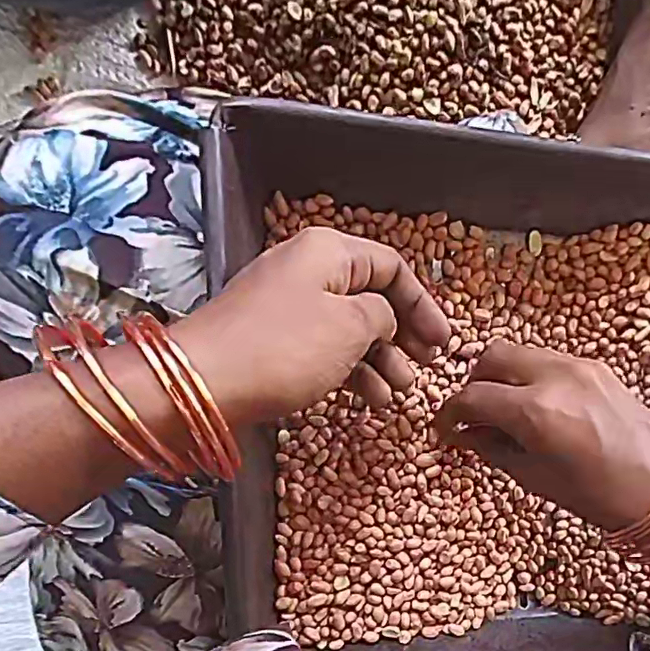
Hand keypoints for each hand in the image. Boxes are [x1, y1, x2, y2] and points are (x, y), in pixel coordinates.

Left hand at [171, 227, 451, 425]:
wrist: (205, 383)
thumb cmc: (283, 348)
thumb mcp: (350, 325)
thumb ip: (383, 315)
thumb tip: (385, 319)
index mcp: (328, 252)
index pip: (392, 267)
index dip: (423, 305)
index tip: (443, 342)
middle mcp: (307, 272)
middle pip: (371, 298)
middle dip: (403, 336)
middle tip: (424, 367)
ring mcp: (288, 308)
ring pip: (349, 330)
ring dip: (380, 360)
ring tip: (399, 392)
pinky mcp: (275, 342)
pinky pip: (325, 350)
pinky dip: (351, 371)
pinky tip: (368, 398)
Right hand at [433, 340, 649, 530]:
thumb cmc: (598, 495)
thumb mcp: (533, 477)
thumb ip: (493, 448)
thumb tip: (466, 434)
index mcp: (536, 412)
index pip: (472, 396)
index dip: (450, 413)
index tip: (445, 428)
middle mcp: (555, 377)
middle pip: (491, 356)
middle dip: (473, 382)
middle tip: (472, 413)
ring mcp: (579, 366)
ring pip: (520, 351)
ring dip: (501, 375)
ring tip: (503, 409)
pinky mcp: (597, 366)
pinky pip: (548, 359)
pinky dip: (530, 376)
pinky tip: (534, 405)